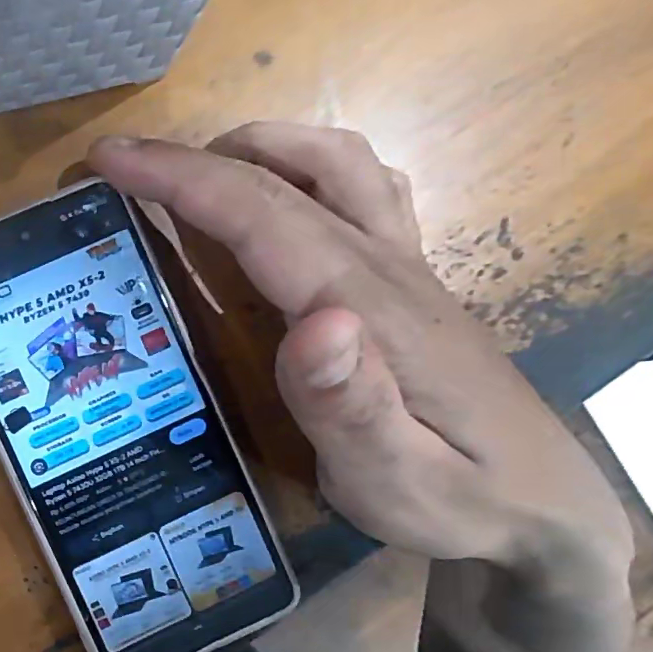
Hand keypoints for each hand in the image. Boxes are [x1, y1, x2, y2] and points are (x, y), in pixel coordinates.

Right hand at [89, 123, 630, 590]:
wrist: (541, 502)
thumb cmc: (460, 501)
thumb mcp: (398, 482)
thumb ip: (353, 408)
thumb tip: (312, 323)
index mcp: (370, 310)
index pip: (265, 218)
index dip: (183, 180)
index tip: (111, 158)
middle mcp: (388, 268)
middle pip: (288, 179)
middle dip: (194, 159)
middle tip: (125, 164)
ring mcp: (406, 268)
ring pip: (338, 164)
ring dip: (260, 149)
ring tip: (199, 171)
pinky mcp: (410, 282)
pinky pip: (363, 191)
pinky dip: (308, 169)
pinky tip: (284, 198)